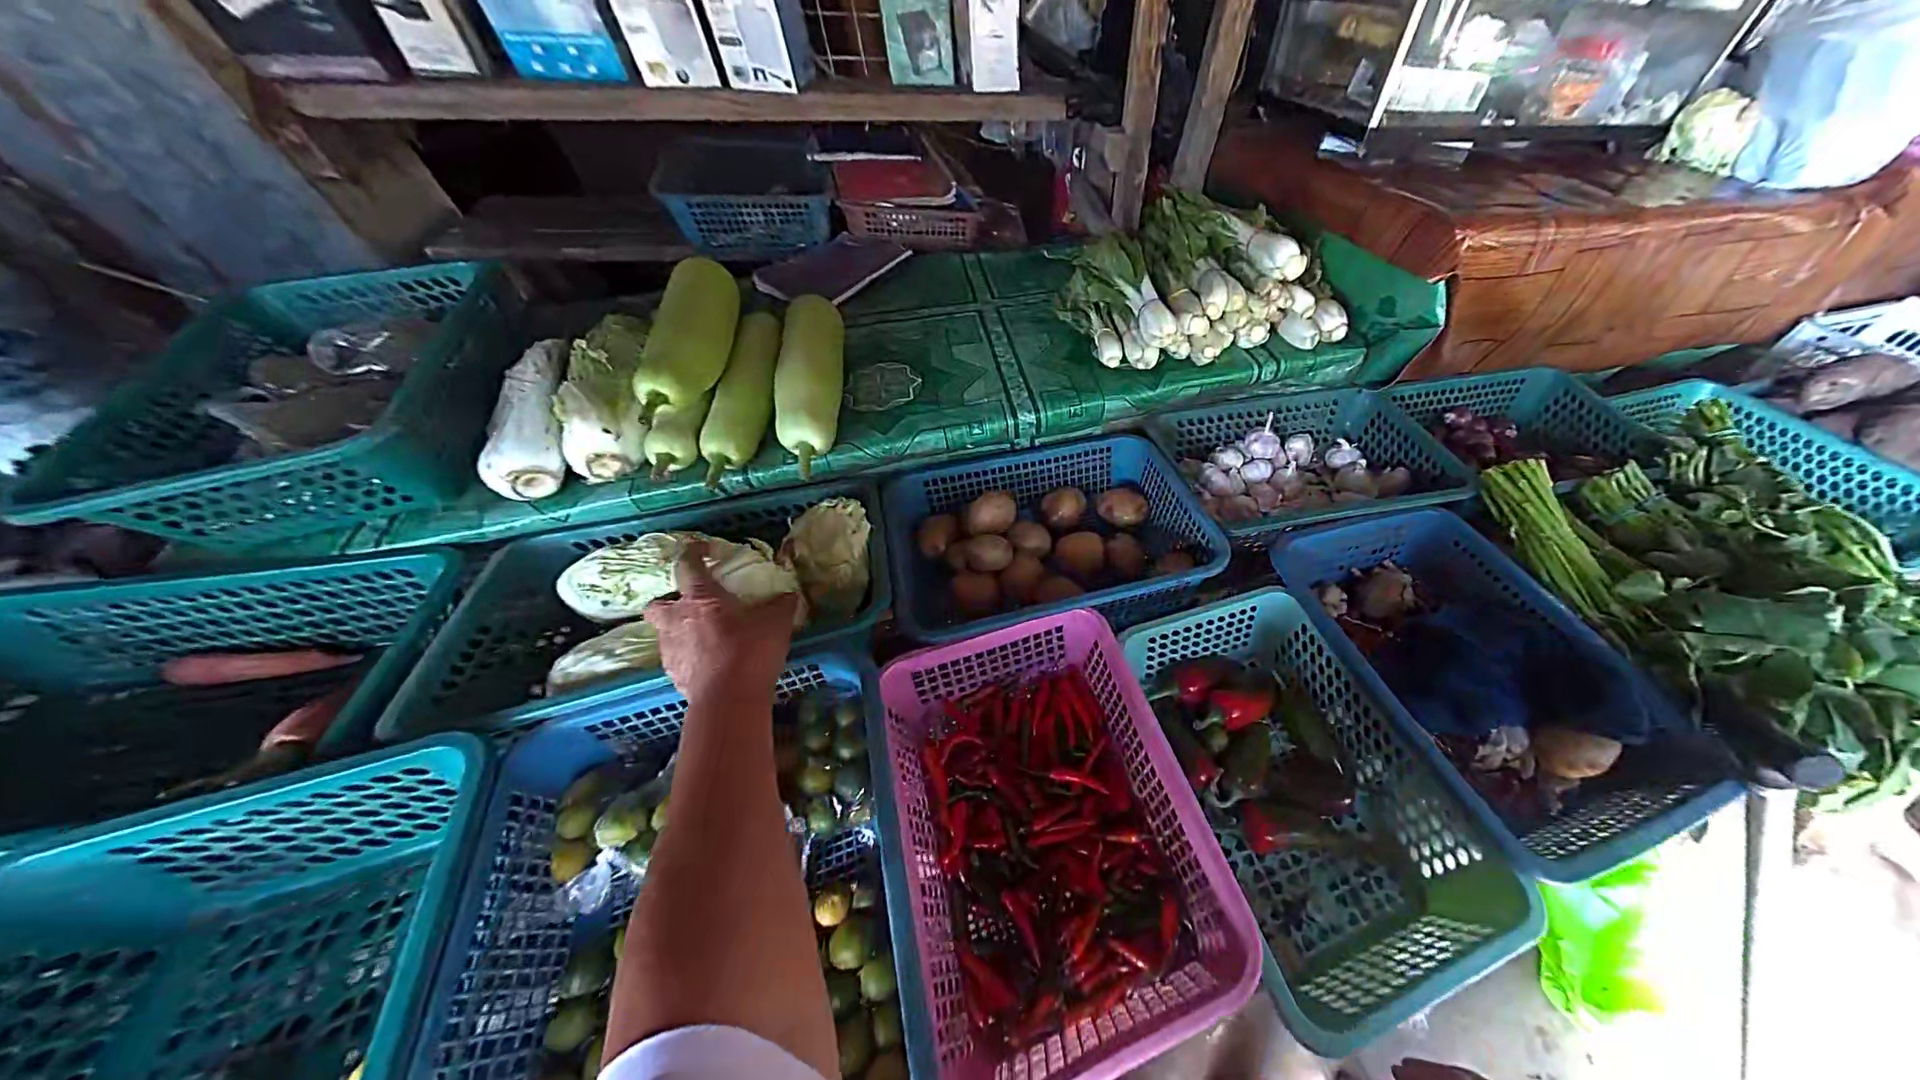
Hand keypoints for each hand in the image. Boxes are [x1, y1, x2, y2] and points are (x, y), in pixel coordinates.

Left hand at [643, 541, 798, 704]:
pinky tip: (707, 664)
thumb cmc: (750, 650)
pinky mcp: (673, 675)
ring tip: (703, 638)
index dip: (694, 552)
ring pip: (664, 633)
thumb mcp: (776, 623)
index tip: (705, 550)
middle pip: (657, 604)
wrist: (729, 699)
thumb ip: (781, 605)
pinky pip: (675, 659)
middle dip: (670, 602)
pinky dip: (687, 658)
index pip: (687, 563)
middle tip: (693, 607)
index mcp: (700, 597)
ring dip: (679, 631)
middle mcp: (676, 619)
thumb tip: (790, 596)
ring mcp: (670, 649)